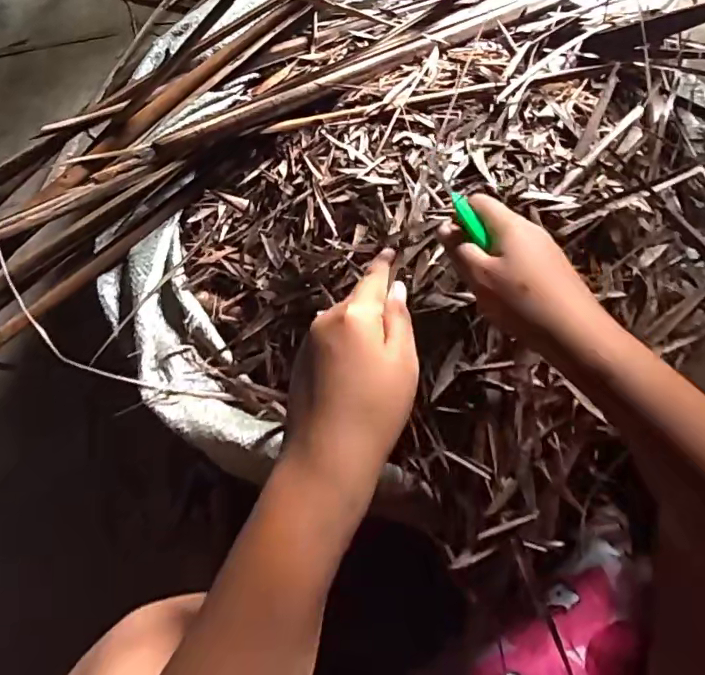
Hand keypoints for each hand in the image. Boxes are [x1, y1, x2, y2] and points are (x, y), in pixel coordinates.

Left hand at [284, 249, 417, 485]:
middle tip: (393, 303)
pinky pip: (328, 336)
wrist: (327, 453)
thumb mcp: (402, 361)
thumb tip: (395, 288)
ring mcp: (310, 338)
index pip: (371, 278)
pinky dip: (344, 339)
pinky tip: (354, 362)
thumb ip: (399, 319)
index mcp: (354, 313)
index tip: (389, 251)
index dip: (383, 265)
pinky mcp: (301, 359)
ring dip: (357, 321)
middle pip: (355, 299)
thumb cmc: (377, 406)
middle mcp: (326, 317)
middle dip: (372, 297)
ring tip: (377, 341)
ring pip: (341, 318)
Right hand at [441, 194, 615, 356]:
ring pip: (504, 246)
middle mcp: (529, 229)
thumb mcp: (481, 277)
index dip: (459, 217)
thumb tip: (445, 228)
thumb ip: (459, 250)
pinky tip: (512, 303)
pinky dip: (508, 276)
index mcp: (510, 224)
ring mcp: (545, 248)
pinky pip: (521, 261)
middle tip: (472, 275)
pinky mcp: (553, 268)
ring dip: (490, 264)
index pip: (477, 201)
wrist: (579, 335)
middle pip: (491, 223)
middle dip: (474, 245)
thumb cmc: (523, 302)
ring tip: (491, 293)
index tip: (455, 246)